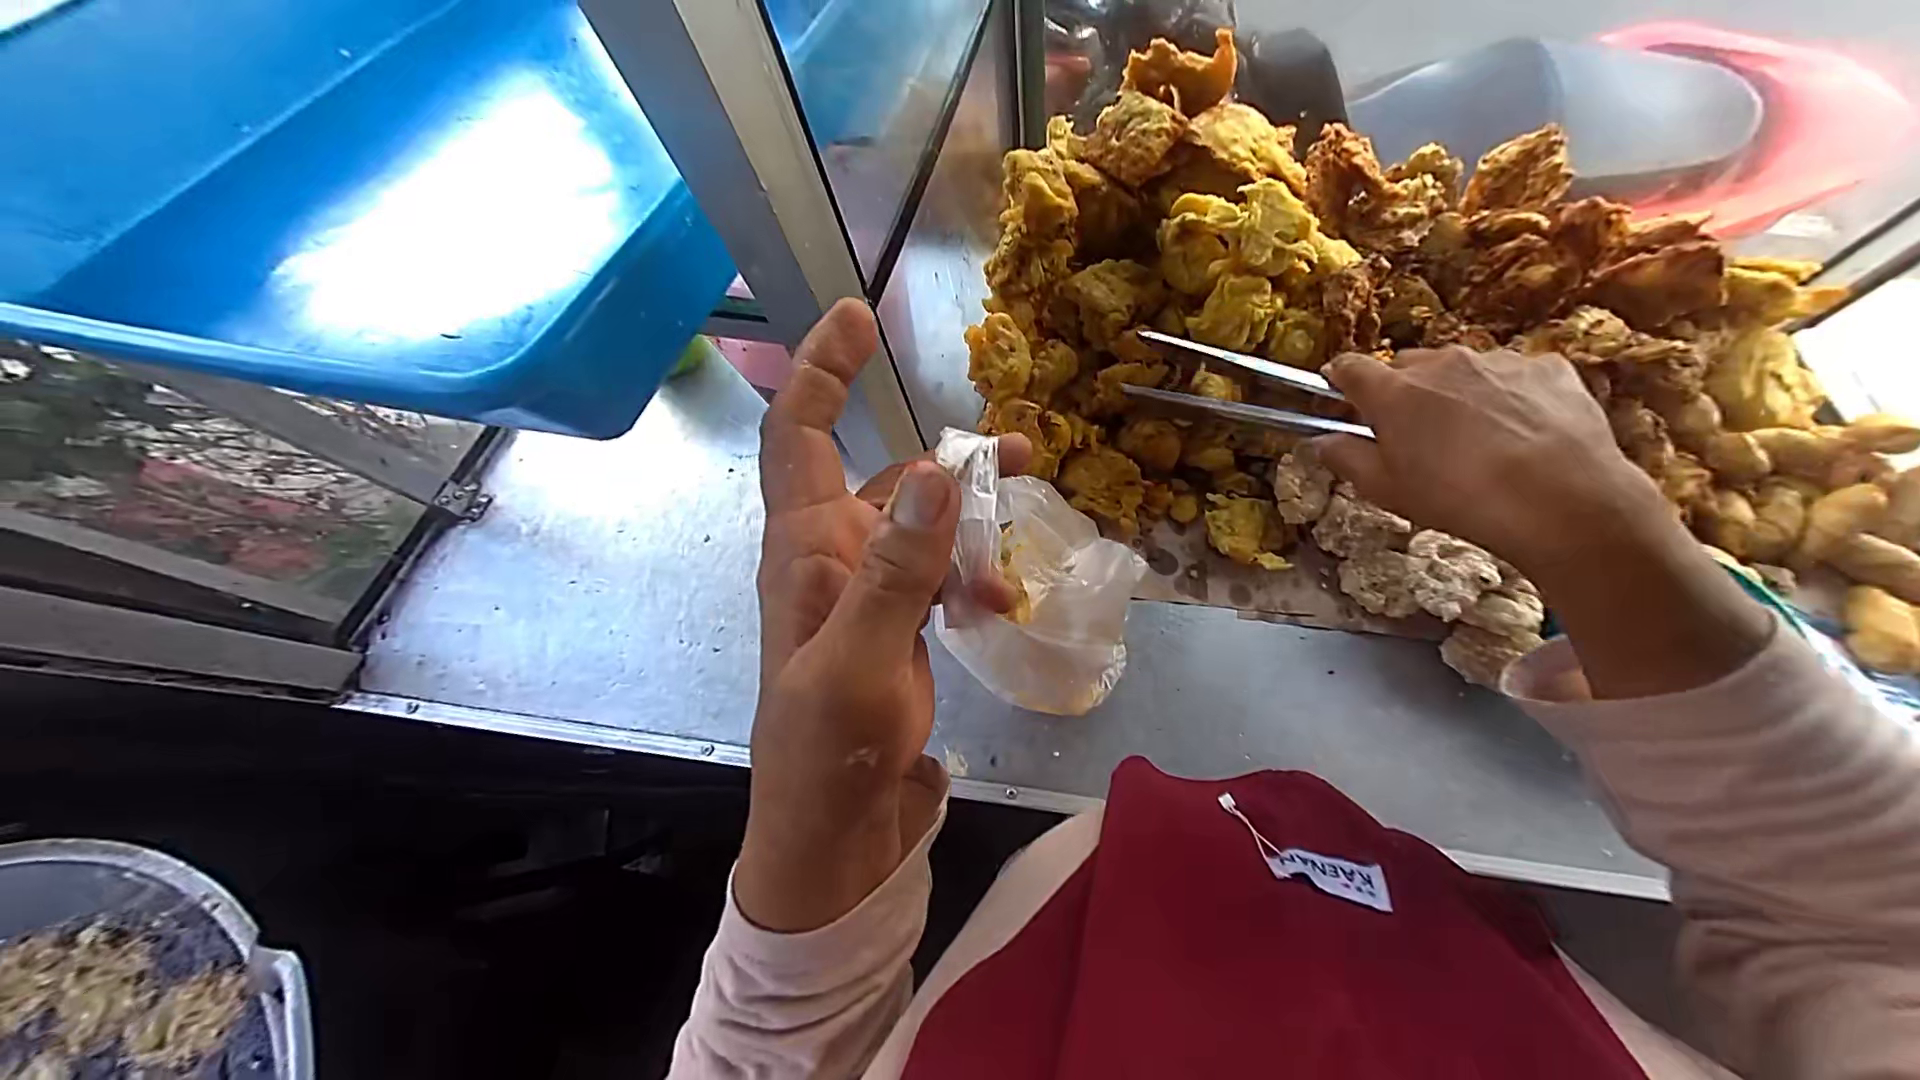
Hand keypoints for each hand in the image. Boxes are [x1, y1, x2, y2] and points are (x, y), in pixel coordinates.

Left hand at [739, 299, 1029, 931]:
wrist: (836, 834)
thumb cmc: (827, 753)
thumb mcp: (859, 660)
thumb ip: (895, 568)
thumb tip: (937, 469)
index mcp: (803, 550)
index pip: (799, 435)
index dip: (822, 372)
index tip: (855, 317)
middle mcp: (830, 558)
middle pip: (883, 477)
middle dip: (944, 456)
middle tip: (1015, 448)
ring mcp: (866, 595)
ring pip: (920, 527)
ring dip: (969, 519)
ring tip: (1027, 518)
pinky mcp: (896, 628)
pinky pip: (937, 575)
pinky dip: (971, 574)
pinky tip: (1002, 598)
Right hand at [1314, 346, 1769, 698]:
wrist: (1563, 501)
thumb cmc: (1455, 497)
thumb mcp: (1383, 488)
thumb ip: (1344, 457)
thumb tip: (1320, 440)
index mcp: (1392, 391)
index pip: (1348, 367)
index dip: (1338, 379)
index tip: (1337, 394)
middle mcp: (1441, 363)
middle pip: (1404, 365)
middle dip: (1399, 390)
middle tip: (1407, 429)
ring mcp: (1498, 361)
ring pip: (1458, 368)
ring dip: (1451, 390)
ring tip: (1469, 434)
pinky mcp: (1548, 367)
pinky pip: (1510, 373)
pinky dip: (1502, 393)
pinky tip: (1515, 430)